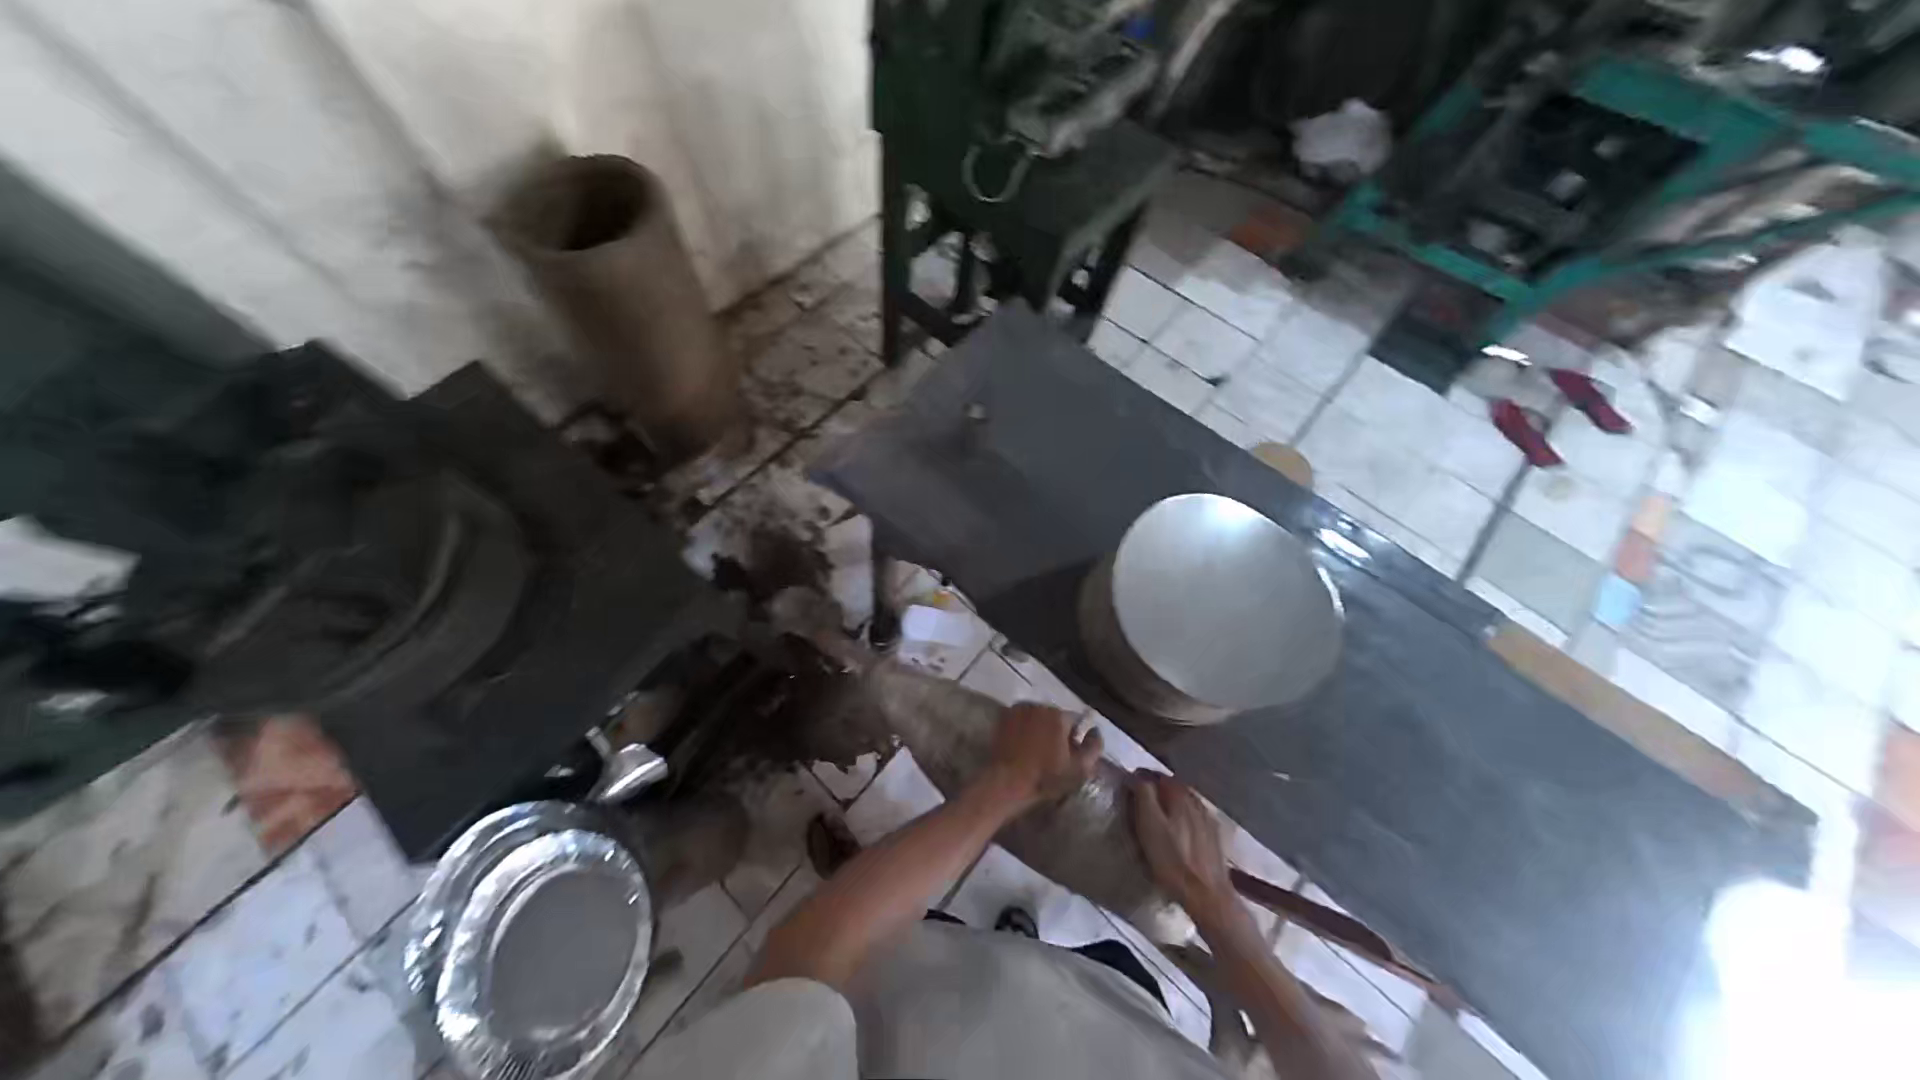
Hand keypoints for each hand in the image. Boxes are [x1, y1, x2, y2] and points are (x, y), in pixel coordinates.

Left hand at [978, 704, 1101, 810]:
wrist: (1005, 783)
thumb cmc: (1044, 778)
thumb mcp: (1078, 769)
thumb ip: (1093, 747)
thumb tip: (1095, 729)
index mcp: (1058, 715)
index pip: (1076, 720)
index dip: (1075, 737)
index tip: (1069, 753)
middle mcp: (1038, 705)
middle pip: (1055, 716)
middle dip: (1056, 730)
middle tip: (1052, 753)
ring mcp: (1017, 709)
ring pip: (1037, 716)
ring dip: (1039, 728)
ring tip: (1035, 750)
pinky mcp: (1002, 716)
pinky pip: (1020, 719)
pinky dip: (1023, 728)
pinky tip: (1021, 745)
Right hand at [1130, 771, 1235, 927]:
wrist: (1207, 895)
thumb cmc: (1172, 860)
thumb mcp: (1149, 825)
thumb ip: (1144, 795)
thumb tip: (1138, 776)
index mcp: (1180, 795)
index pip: (1159, 775)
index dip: (1142, 779)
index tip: (1130, 787)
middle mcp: (1197, 801)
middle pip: (1174, 787)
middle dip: (1158, 790)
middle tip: (1141, 802)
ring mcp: (1209, 819)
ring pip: (1186, 803)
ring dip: (1172, 804)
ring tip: (1158, 817)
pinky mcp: (1215, 838)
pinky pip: (1195, 818)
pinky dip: (1184, 818)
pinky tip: (1178, 832)